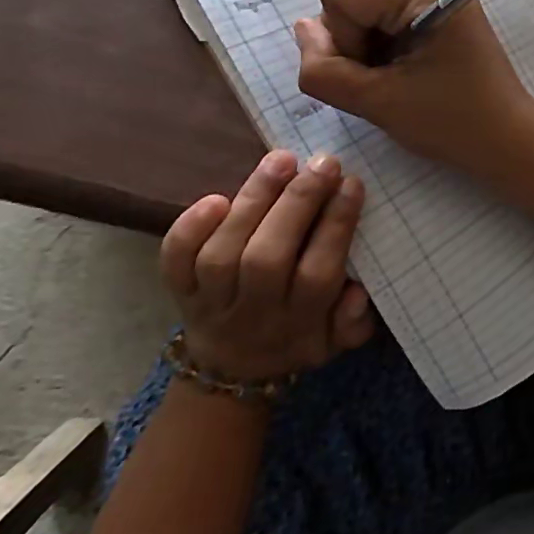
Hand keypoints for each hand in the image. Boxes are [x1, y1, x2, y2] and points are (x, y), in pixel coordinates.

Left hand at [160, 149, 374, 381]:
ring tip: (281, 161)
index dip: (336, 227)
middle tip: (321, 162)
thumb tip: (357, 291)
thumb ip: (353, 323)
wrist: (232, 372)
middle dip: (297, 204)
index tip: (351, 182)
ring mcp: (210, 301)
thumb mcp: (335, 342)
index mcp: (298, 324)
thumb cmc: (295, 339)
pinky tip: (215, 198)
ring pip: (222, 254)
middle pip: (268, 259)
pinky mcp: (179, 290)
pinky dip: (189, 228)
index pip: (318, 275)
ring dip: (252, 202)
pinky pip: (175, 262)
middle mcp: (252, 314)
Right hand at [294, 0, 533, 180]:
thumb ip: (324, 69)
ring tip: (391, 72)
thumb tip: (303, 29)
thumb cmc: (451, 125)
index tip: (369, 71)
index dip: (339, 33)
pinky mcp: (436, 4)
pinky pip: (381, 5)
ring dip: (360, 34)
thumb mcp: (377, 104)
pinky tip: (399, 66)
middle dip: (347, 30)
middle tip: (378, 72)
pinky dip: (376, 35)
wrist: (508, 140)